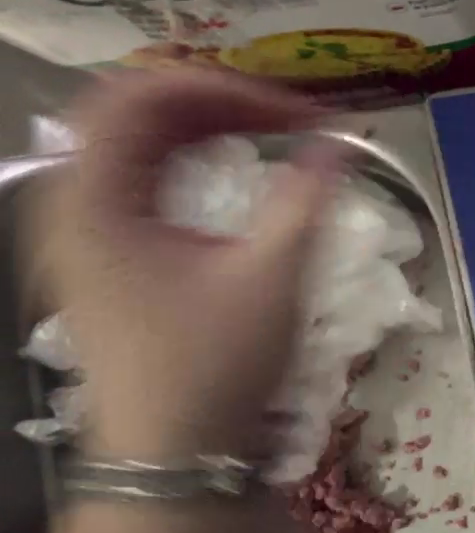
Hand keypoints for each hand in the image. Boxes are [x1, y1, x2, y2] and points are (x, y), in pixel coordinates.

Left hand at [33, 71, 345, 460]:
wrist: (175, 443)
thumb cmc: (217, 362)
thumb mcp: (273, 277)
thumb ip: (307, 201)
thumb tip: (345, 144)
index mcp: (93, 197)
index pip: (141, 97)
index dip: (229, 90)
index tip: (308, 116)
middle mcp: (72, 199)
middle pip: (136, 111)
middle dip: (226, 103)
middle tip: (304, 122)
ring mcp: (84, 225)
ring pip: (139, 142)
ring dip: (211, 129)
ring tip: (281, 138)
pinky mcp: (109, 250)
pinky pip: (146, 177)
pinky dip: (198, 162)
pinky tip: (242, 175)